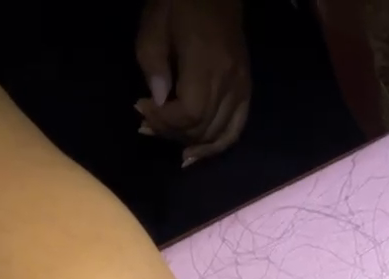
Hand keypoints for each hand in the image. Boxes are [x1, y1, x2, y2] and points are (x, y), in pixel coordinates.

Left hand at [135, 0, 250, 166]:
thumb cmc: (179, 3)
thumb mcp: (154, 26)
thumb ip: (153, 67)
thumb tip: (158, 103)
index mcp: (206, 64)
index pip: (189, 112)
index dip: (164, 121)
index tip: (141, 111)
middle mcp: (228, 82)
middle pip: (203, 128)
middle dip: (173, 133)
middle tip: (149, 127)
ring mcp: (241, 89)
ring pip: (218, 135)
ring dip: (192, 144)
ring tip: (169, 143)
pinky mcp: (246, 92)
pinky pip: (235, 131)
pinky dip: (217, 147)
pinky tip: (198, 153)